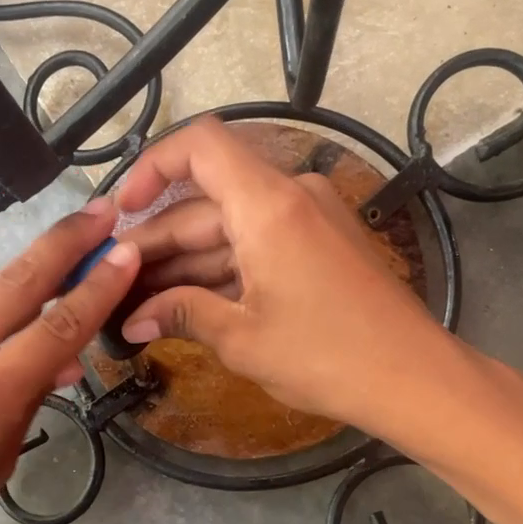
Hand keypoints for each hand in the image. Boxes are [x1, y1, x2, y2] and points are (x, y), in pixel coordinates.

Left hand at [0, 200, 138, 523]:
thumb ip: (27, 404)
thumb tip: (55, 362)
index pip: (55, 328)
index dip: (96, 289)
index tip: (124, 252)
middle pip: (15, 283)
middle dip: (61, 244)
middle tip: (100, 213)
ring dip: (25, 273)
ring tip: (64, 262)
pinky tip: (10, 313)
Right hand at [111, 118, 480, 454]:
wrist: (409, 377)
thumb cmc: (325, 356)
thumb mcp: (241, 339)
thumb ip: (182, 316)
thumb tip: (133, 322)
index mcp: (268, 206)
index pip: (200, 146)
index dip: (152, 168)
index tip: (122, 212)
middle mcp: (289, 198)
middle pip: (205, 201)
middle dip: (156, 241)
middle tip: (113, 281)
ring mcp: (307, 221)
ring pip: (227, 228)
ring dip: (184, 263)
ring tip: (137, 301)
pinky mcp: (318, 246)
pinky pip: (255, 245)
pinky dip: (219, 271)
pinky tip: (183, 303)